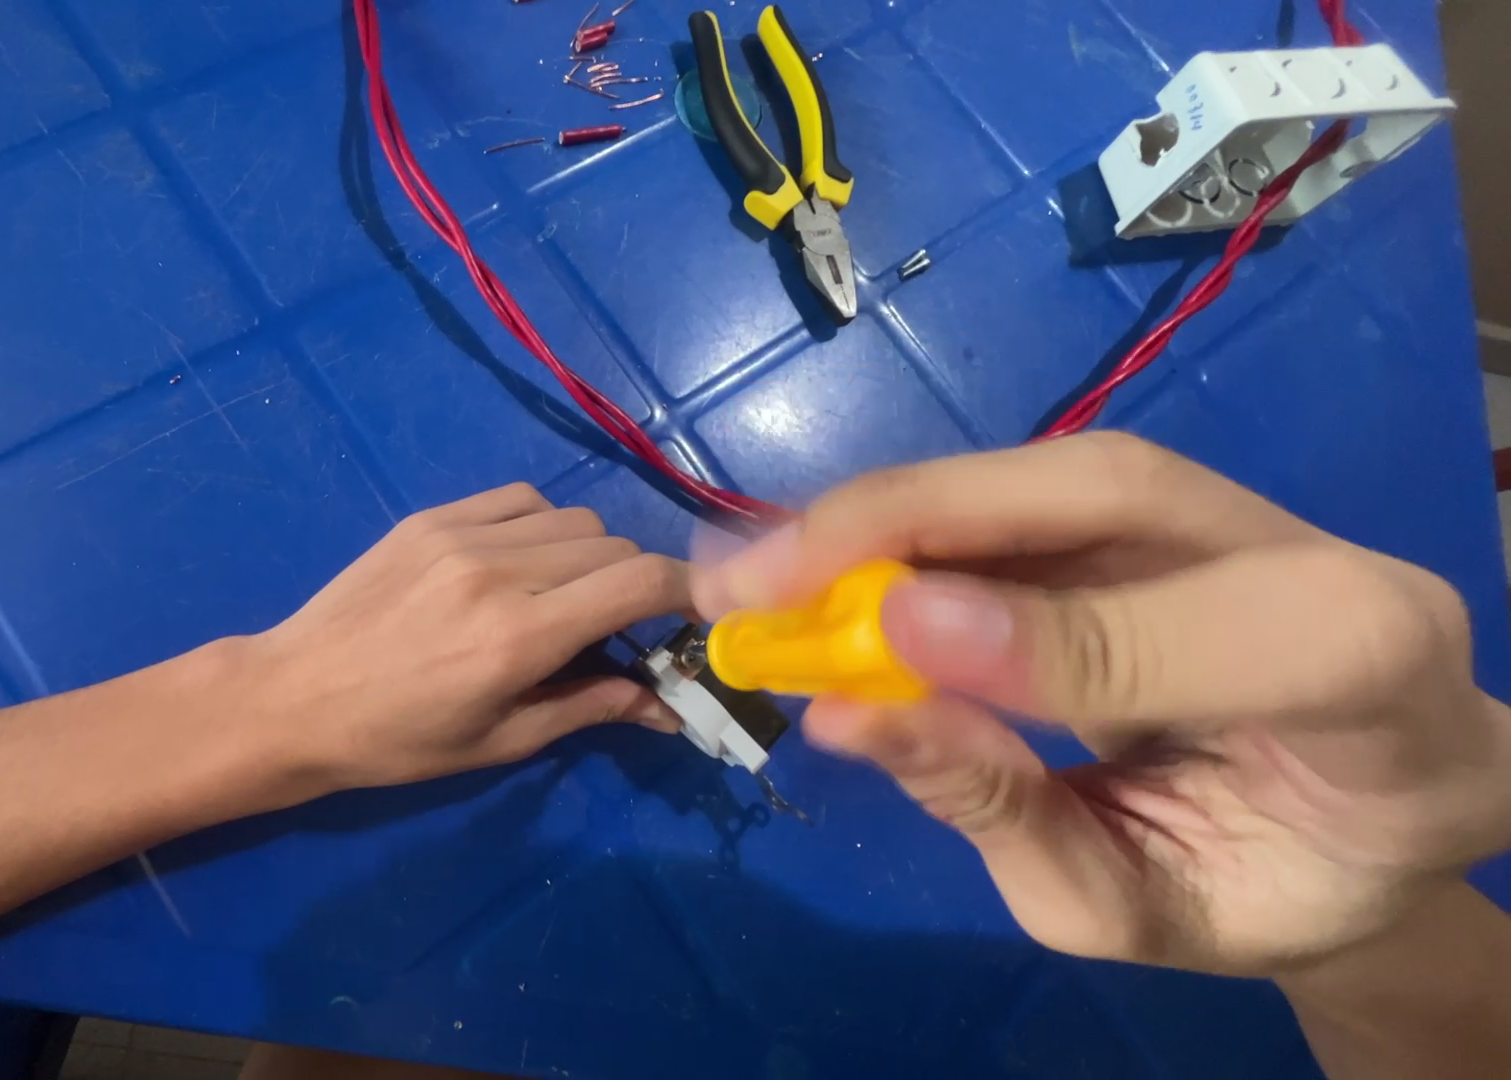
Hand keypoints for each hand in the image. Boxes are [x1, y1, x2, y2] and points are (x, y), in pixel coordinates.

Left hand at [248, 483, 684, 791]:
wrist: (294, 696)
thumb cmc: (398, 740)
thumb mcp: (501, 740)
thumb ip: (592, 707)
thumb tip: (670, 707)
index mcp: (519, 636)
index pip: (639, 582)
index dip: (686, 591)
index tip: (694, 612)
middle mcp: (499, 570)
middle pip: (614, 547)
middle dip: (635, 585)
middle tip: (616, 626)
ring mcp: (462, 533)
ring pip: (573, 520)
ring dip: (590, 557)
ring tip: (561, 596)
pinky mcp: (433, 515)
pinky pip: (521, 500)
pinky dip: (543, 528)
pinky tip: (520, 562)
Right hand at [693, 433, 1510, 975]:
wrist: (1332, 798)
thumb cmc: (1240, 875)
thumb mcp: (1125, 901)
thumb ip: (998, 809)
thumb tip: (842, 714)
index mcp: (1367, 678)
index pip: (1225, 634)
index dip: (1055, 634)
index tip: (888, 644)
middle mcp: (1285, 549)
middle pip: (1078, 490)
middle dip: (887, 530)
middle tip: (741, 590)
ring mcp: (1190, 507)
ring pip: (1002, 477)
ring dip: (853, 525)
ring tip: (744, 584)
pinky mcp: (1102, 500)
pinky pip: (970, 497)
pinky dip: (870, 531)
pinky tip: (796, 567)